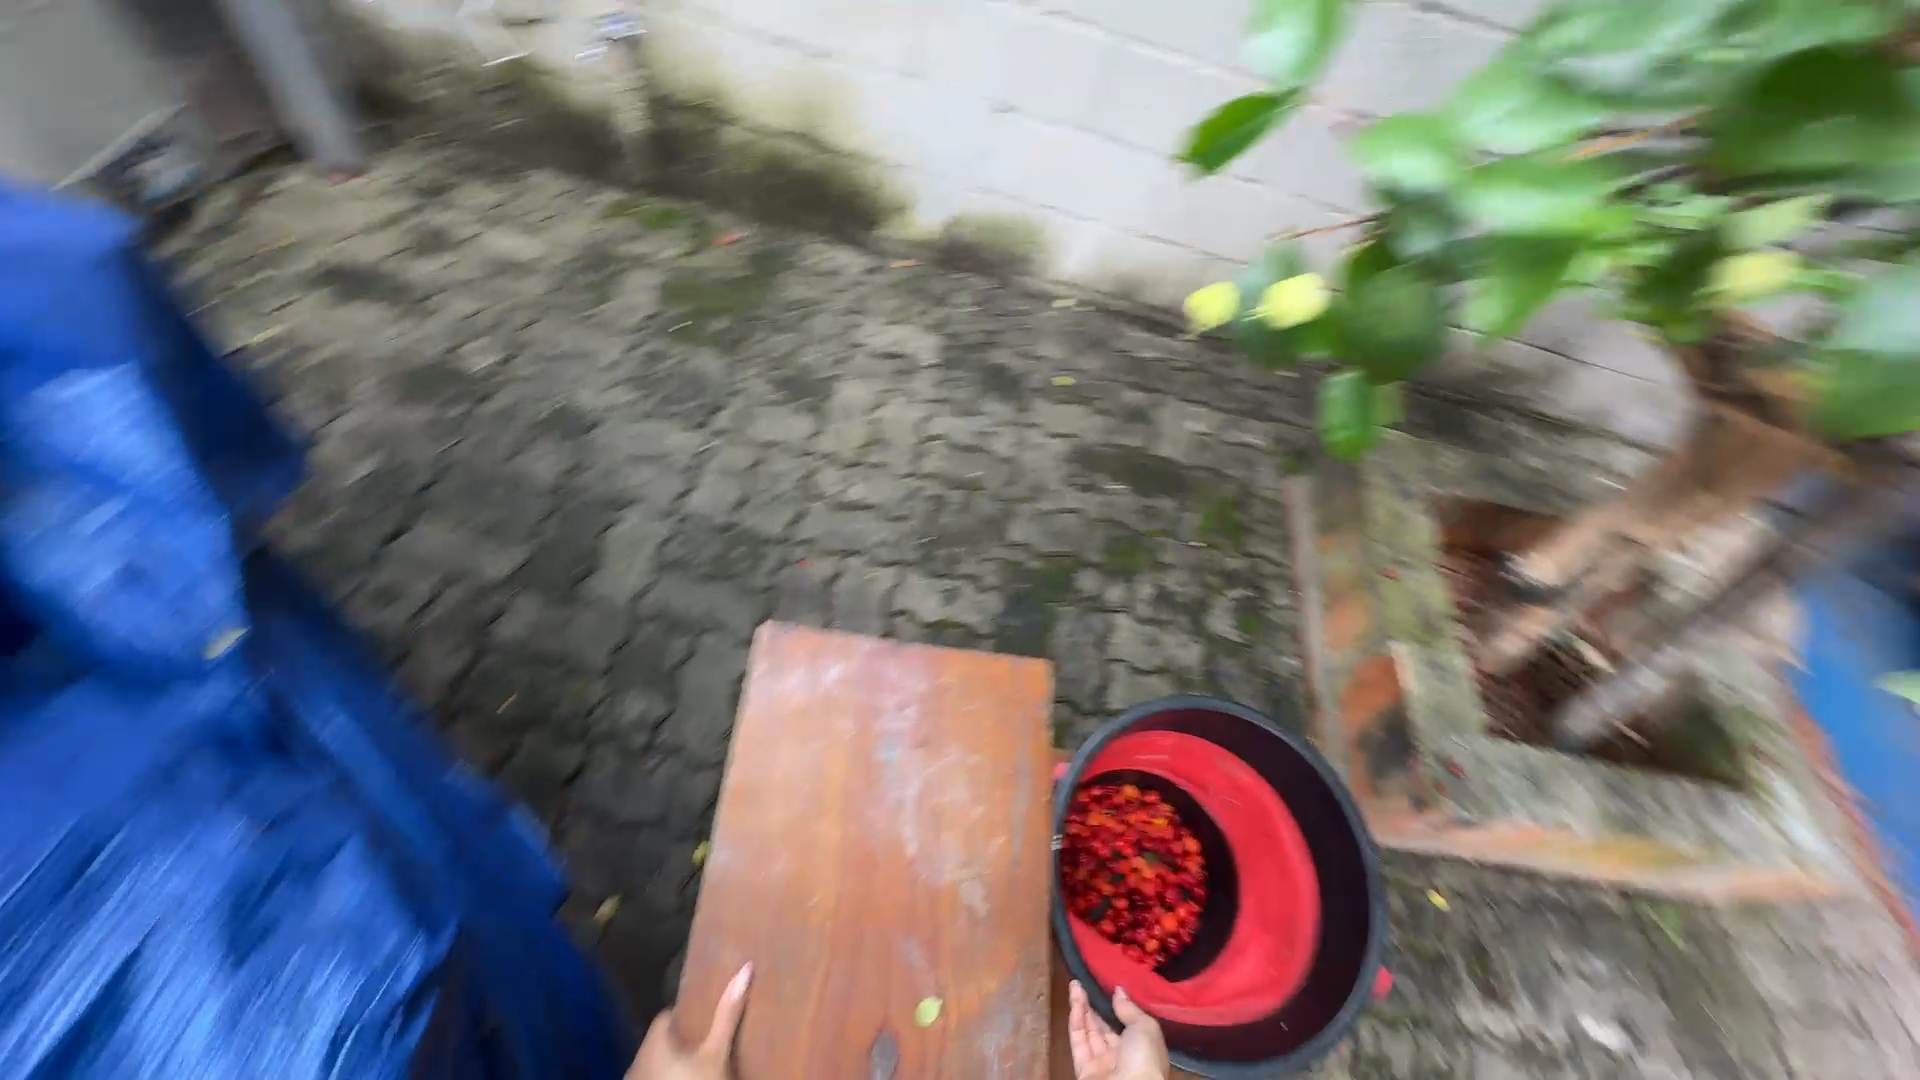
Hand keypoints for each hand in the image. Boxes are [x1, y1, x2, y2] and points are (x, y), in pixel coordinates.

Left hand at [626, 962, 752, 1079]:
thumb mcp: (715, 1054)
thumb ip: (727, 1015)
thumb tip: (745, 968)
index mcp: (653, 1044)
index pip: (665, 1017)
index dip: (686, 1015)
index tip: (706, 1019)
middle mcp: (637, 1064)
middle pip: (660, 1042)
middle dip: (681, 1041)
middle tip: (708, 1042)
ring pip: (656, 1066)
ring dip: (673, 1065)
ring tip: (700, 1066)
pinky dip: (668, 1078)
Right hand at [1068, 980, 1168, 1079]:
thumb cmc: (1144, 1059)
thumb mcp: (1146, 1029)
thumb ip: (1130, 1009)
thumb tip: (1119, 991)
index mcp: (1142, 1052)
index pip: (1127, 1027)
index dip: (1117, 1008)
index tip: (1107, 987)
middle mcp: (1121, 1059)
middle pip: (1105, 1029)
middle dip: (1095, 1005)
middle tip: (1084, 982)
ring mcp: (1101, 1066)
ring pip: (1089, 1033)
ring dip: (1082, 1008)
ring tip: (1075, 985)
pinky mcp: (1084, 1071)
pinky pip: (1079, 1043)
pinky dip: (1076, 1022)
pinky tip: (1075, 1002)